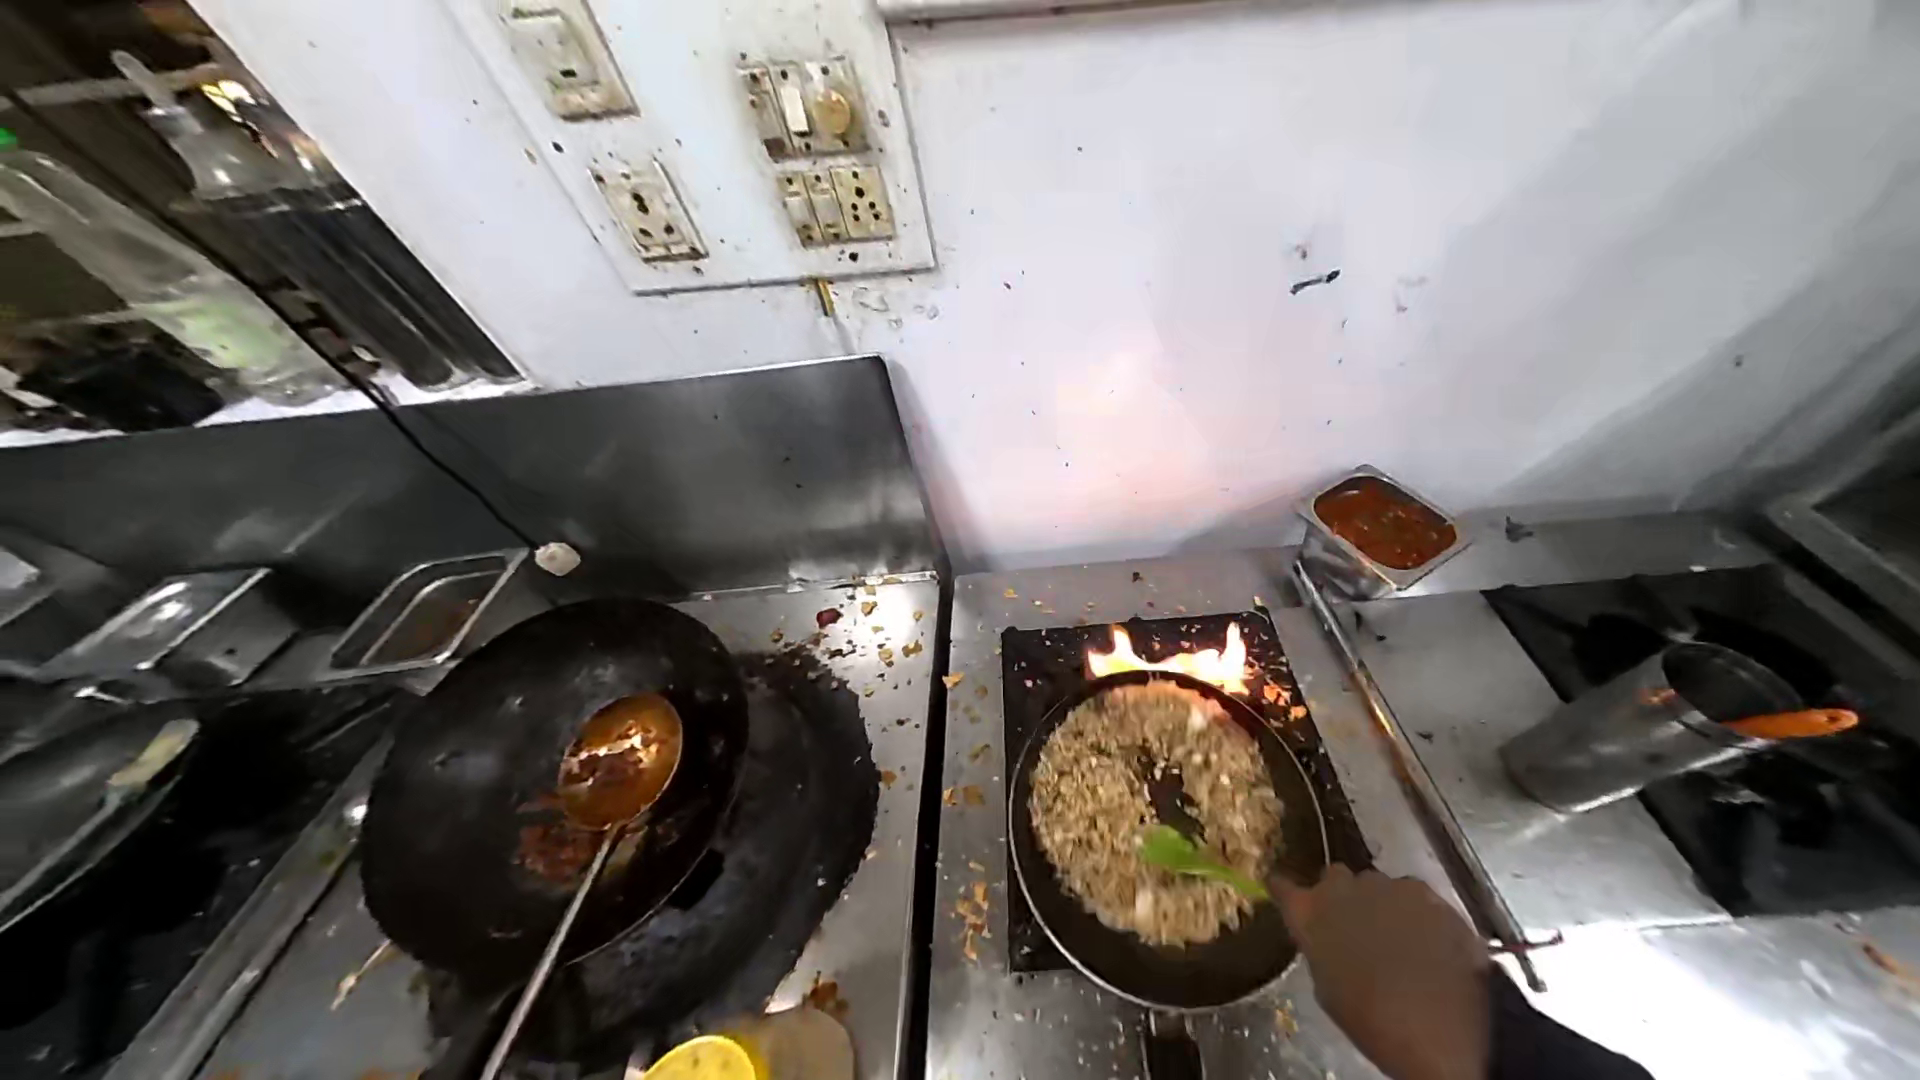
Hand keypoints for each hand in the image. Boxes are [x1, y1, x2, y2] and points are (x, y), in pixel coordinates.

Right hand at [1275, 865, 1490, 1079]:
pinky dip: (1417, 912)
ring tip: (1401, 937)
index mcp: (1307, 911)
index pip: (1280, 885)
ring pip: (1377, 885)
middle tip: (1358, 927)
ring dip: (1381, 903)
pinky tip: (1431, 941)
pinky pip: (1414, 896)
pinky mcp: (1426, 893)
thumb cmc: (1373, 1021)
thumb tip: (1328, 936)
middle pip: (1334, 878)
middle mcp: (1339, 887)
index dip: (1285, 890)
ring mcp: (1383, 885)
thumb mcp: (1328, 987)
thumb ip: (1321, 947)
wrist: (1443, 1034)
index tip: (1288, 895)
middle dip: (1343, 896)